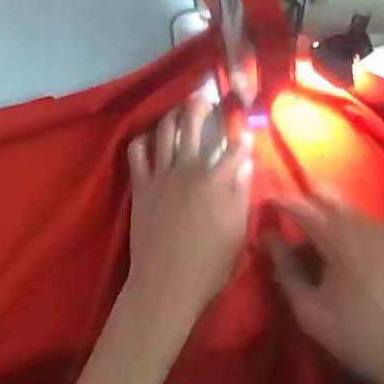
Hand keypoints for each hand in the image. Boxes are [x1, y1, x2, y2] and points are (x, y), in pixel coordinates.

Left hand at [125, 94, 251, 319]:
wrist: (164, 287)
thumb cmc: (208, 266)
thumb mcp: (236, 233)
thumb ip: (241, 193)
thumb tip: (245, 163)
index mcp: (216, 181)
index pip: (234, 145)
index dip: (242, 133)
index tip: (244, 127)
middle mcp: (189, 168)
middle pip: (194, 122)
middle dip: (202, 103)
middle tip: (206, 96)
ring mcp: (161, 174)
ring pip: (166, 129)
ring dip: (175, 113)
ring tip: (181, 108)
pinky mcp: (141, 185)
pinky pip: (138, 151)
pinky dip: (145, 139)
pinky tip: (151, 138)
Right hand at [267, 194, 383, 383]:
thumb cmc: (356, 336)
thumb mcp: (310, 311)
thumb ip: (286, 269)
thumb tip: (269, 237)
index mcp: (336, 236)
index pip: (301, 206)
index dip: (281, 200)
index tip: (266, 200)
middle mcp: (362, 223)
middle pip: (328, 194)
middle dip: (307, 199)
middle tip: (294, 216)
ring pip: (351, 209)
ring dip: (332, 216)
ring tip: (323, 242)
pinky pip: (372, 225)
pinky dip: (356, 230)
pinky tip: (355, 256)